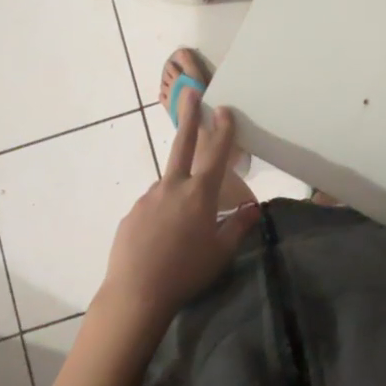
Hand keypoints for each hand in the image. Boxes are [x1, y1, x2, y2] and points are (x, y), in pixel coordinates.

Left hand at [100, 100, 260, 321]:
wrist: (136, 293)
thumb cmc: (186, 273)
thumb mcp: (220, 253)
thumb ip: (238, 227)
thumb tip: (253, 207)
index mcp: (199, 194)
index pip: (216, 154)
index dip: (223, 131)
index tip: (225, 109)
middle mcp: (172, 187)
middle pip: (182, 145)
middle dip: (189, 117)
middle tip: (191, 92)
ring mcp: (148, 198)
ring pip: (168, 186)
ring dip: (177, 192)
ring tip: (181, 229)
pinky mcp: (132, 213)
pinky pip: (152, 208)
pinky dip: (161, 215)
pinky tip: (162, 240)